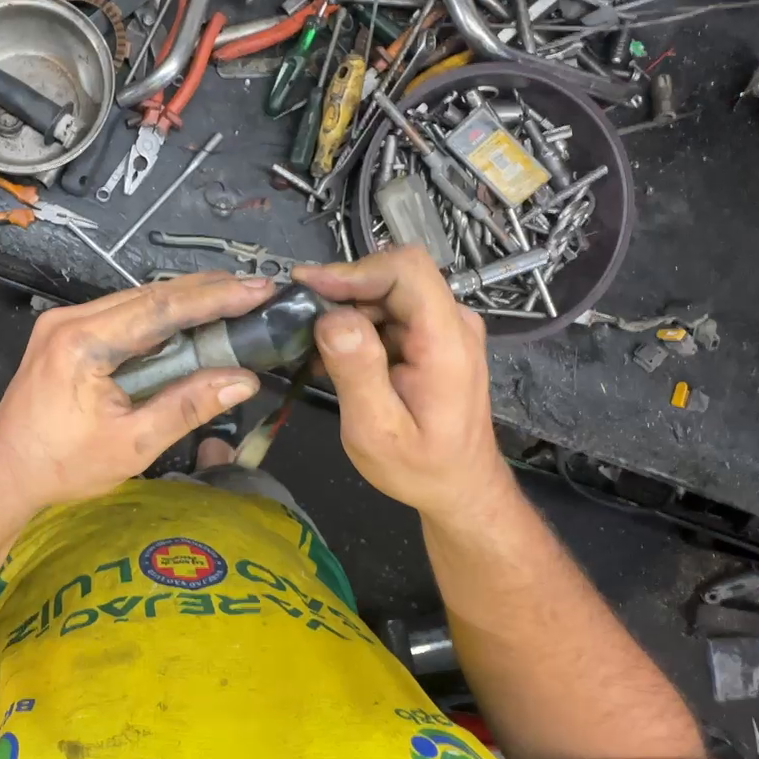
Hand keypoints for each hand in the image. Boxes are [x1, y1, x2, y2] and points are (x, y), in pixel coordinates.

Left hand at [0, 272, 273, 516]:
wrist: (6, 475)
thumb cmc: (65, 467)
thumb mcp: (133, 444)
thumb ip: (187, 407)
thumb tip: (243, 381)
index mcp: (82, 342)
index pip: (159, 308)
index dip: (214, 297)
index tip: (258, 288)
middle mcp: (69, 320)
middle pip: (147, 295)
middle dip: (205, 292)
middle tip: (256, 289)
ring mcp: (62, 323)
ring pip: (134, 301)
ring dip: (183, 302)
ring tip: (233, 299)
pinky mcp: (63, 334)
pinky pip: (119, 315)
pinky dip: (157, 316)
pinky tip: (187, 319)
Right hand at [292, 249, 514, 519]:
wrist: (460, 488)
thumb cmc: (420, 468)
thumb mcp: (376, 430)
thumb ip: (357, 371)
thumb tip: (332, 318)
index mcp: (445, 341)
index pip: (405, 270)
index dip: (354, 271)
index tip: (308, 289)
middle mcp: (451, 323)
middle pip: (393, 276)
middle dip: (341, 292)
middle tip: (298, 321)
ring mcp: (444, 329)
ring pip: (386, 293)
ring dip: (344, 311)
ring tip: (310, 346)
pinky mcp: (431, 338)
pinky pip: (389, 313)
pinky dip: (356, 326)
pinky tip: (332, 356)